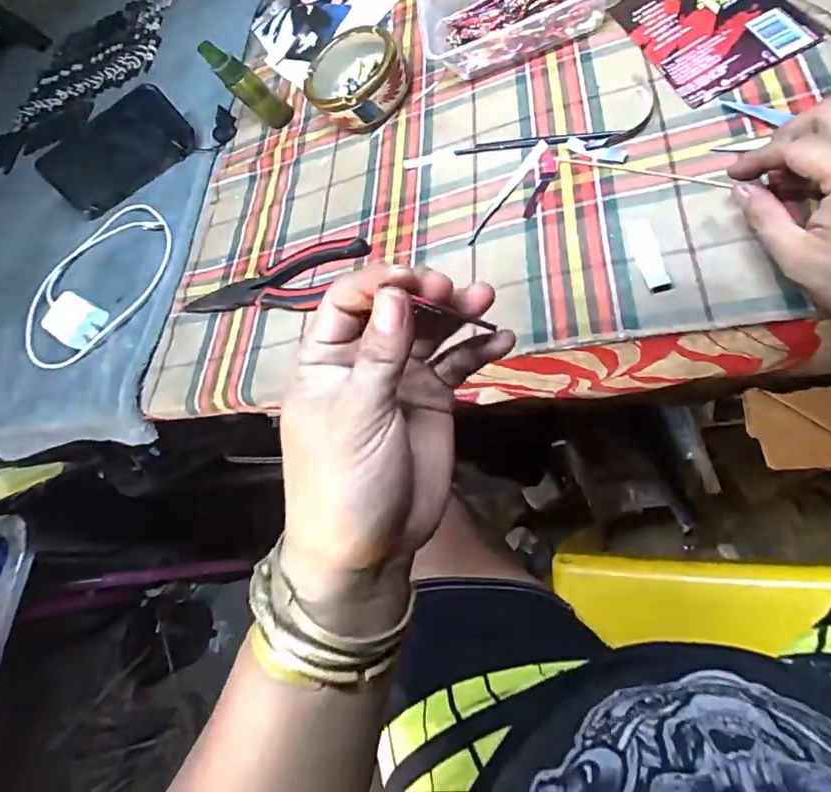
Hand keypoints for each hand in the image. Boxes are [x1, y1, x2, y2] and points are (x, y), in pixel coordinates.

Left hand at [276, 264, 515, 632]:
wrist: (368, 549)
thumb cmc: (342, 479)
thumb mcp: (357, 415)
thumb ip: (379, 355)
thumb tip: (395, 294)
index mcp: (327, 357)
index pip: (348, 301)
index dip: (379, 283)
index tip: (412, 280)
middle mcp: (363, 358)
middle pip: (395, 309)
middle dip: (424, 293)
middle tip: (452, 290)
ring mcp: (400, 377)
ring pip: (430, 332)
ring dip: (457, 313)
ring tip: (485, 299)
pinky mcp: (431, 399)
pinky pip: (456, 365)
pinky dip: (478, 349)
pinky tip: (503, 340)